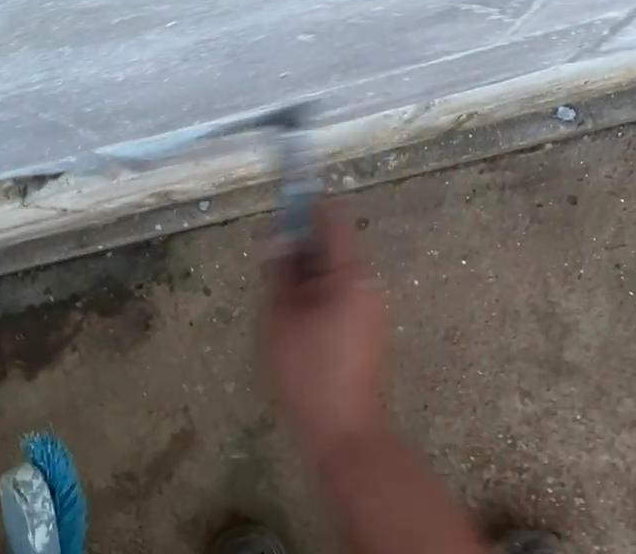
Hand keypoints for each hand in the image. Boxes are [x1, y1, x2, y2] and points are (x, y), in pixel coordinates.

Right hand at [261, 201, 387, 456]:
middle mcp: (366, 281)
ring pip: (333, 265)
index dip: (303, 202)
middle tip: (266, 255)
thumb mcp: (280, 314)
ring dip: (304, 264)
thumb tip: (276, 236)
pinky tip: (290, 310)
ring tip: (273, 286)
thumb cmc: (307, 371)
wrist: (344, 433)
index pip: (331, 214)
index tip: (276, 204)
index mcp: (350, 272)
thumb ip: (278, 269)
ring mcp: (369, 305)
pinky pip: (338, 288)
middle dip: (298, 238)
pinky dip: (314, 286)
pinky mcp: (365, 326)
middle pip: (333, 239)